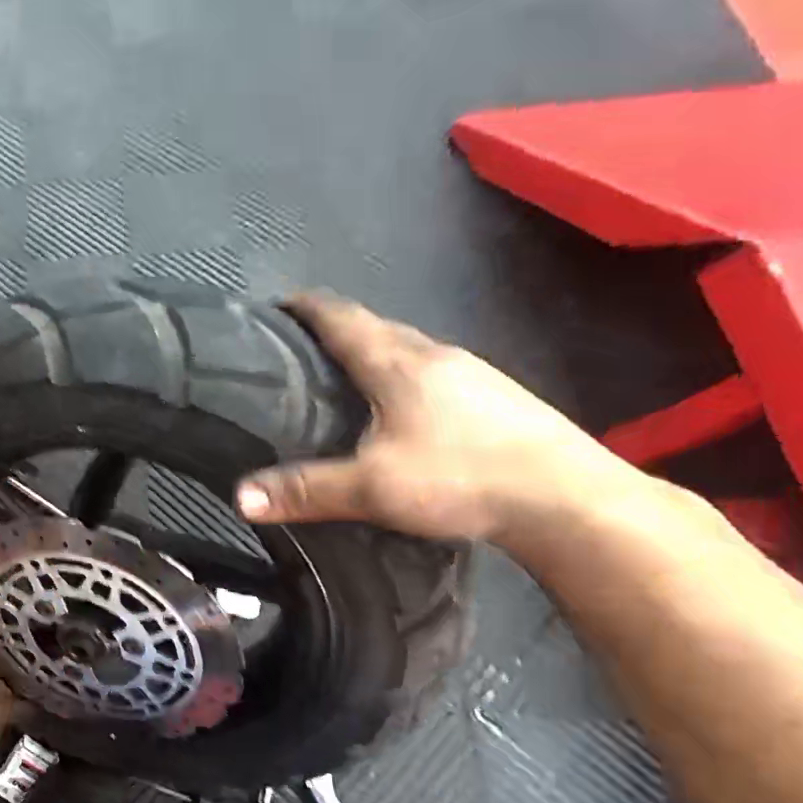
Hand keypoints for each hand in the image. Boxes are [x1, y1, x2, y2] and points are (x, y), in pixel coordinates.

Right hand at [236, 293, 633, 545]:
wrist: (563, 496)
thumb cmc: (460, 477)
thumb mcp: (373, 487)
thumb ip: (306, 489)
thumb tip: (240, 497)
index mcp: (398, 363)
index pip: (343, 318)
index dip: (308, 307)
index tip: (278, 305)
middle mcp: (435, 355)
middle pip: (377, 327)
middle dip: (338, 328)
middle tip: (302, 348)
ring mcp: (472, 373)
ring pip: (409, 350)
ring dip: (375, 351)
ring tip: (345, 377)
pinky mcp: (494, 397)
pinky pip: (435, 373)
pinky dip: (404, 376)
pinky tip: (403, 409)